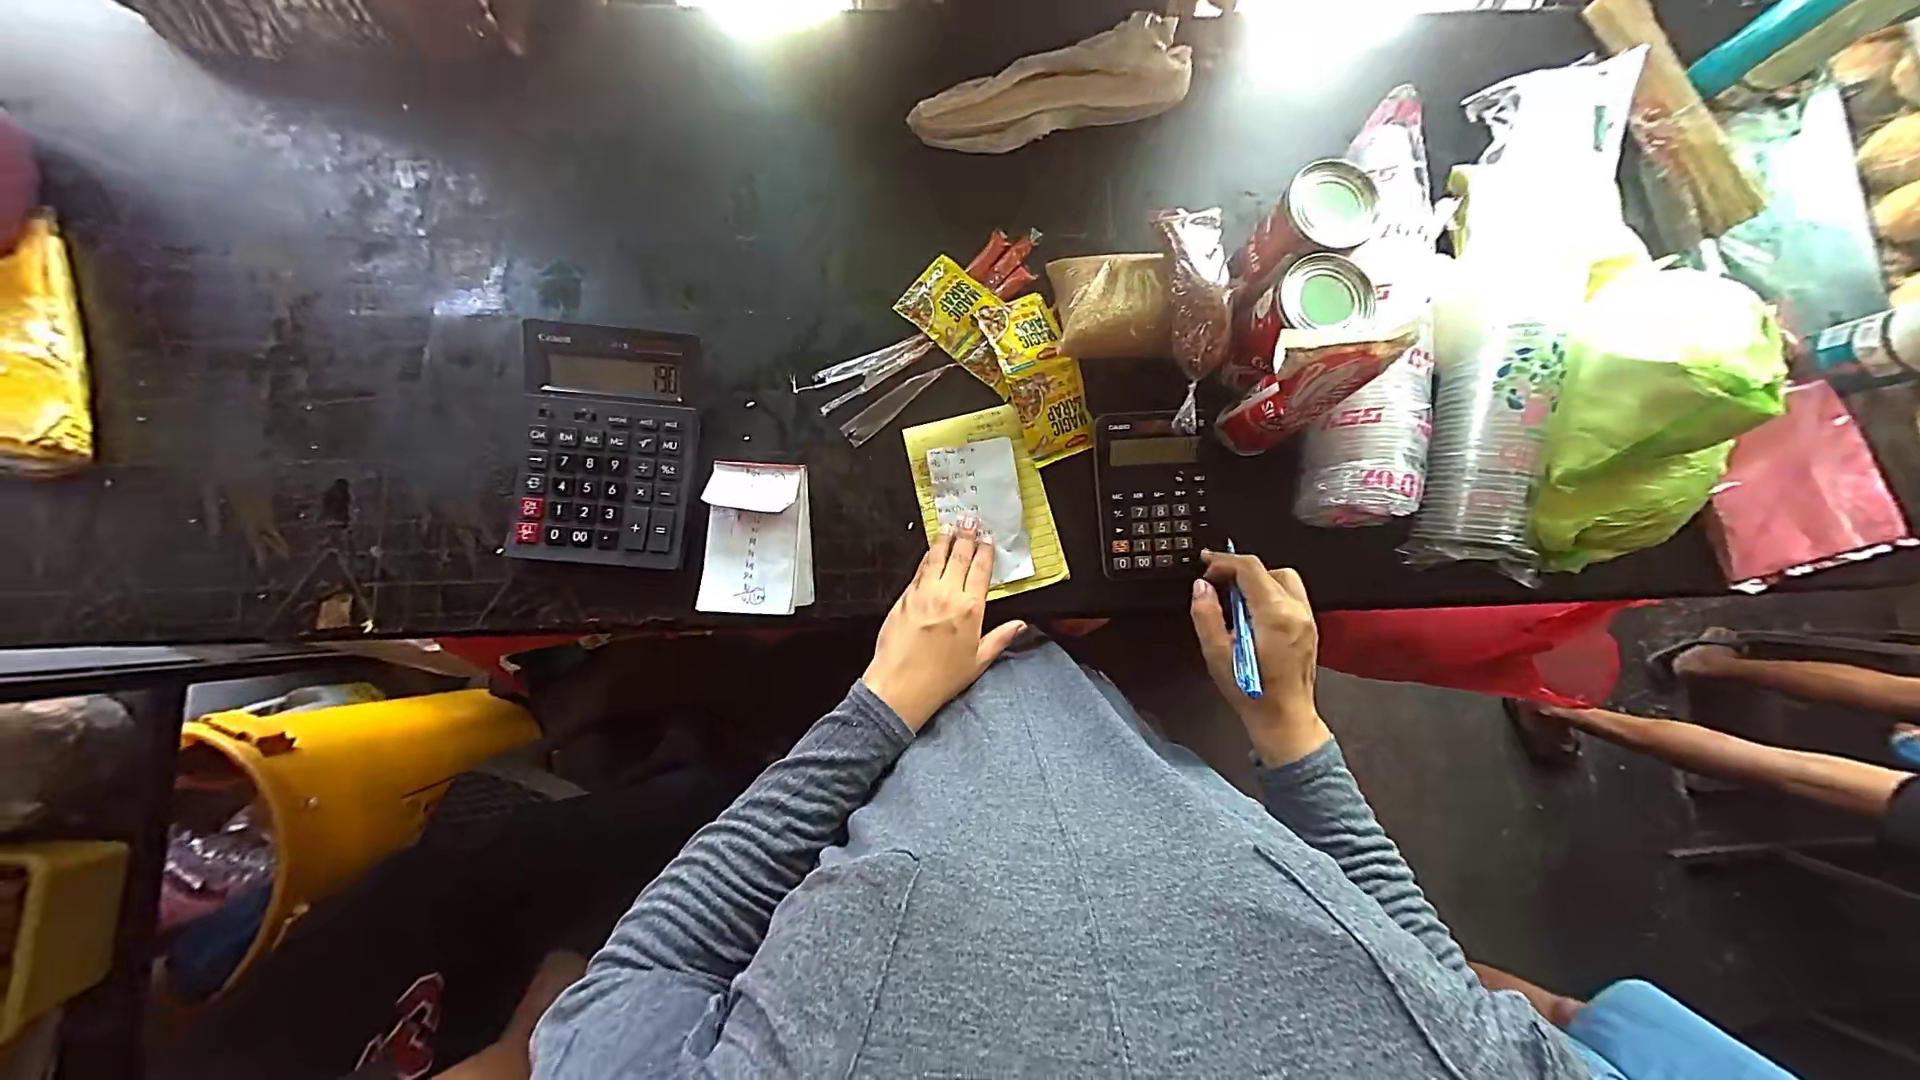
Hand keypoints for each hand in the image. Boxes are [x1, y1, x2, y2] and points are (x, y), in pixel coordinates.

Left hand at [862, 521, 1027, 730]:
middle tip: (970, 521)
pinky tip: (929, 552)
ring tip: (949, 527)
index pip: (980, 571)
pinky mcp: (904, 598)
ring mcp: (923, 594)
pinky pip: (918, 571)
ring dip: (944, 540)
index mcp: (970, 609)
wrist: (901, 685)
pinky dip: (926, 558)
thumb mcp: (978, 661)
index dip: (985, 551)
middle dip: (966, 536)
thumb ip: (1000, 638)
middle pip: (959, 557)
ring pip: (936, 558)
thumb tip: (1019, 625)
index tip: (987, 539)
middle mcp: (947, 596)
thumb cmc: (940, 678)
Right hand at [1189, 550, 1330, 765]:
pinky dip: (1268, 593)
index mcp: (1274, 616)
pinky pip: (1290, 594)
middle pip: (1266, 569)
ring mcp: (1306, 618)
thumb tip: (1201, 587)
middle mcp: (1296, 612)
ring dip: (1255, 581)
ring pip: (1281, 578)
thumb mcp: (1216, 654)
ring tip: (1234, 599)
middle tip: (1215, 584)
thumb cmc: (1253, 692)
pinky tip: (1251, 612)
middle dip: (1237, 570)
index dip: (1223, 561)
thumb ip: (1206, 615)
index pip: (1250, 568)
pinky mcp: (1309, 626)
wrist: (1284, 718)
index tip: (1206, 565)